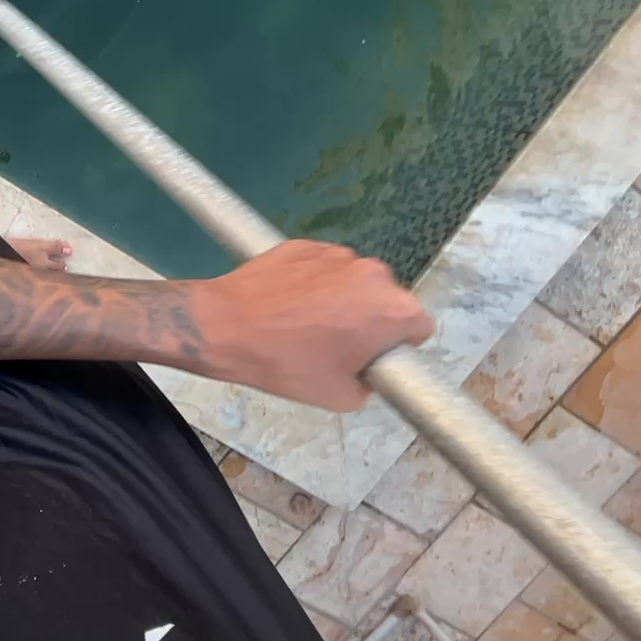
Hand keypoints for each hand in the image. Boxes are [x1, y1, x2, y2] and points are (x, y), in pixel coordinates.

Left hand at [189, 240, 433, 410]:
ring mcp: (335, 252)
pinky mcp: (302, 244)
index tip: (366, 355)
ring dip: (338, 296)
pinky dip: (309, 280)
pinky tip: (283, 299)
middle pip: (384, 299)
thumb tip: (366, 369)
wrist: (223, 325)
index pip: (417, 328)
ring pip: (351, 279)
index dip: (394, 345)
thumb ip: (370, 382)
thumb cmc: (285, 363)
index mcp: (394, 309)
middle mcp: (373, 272)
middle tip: (330, 340)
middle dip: (366, 318)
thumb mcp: (340, 396)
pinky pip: (319, 265)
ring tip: (300, 319)